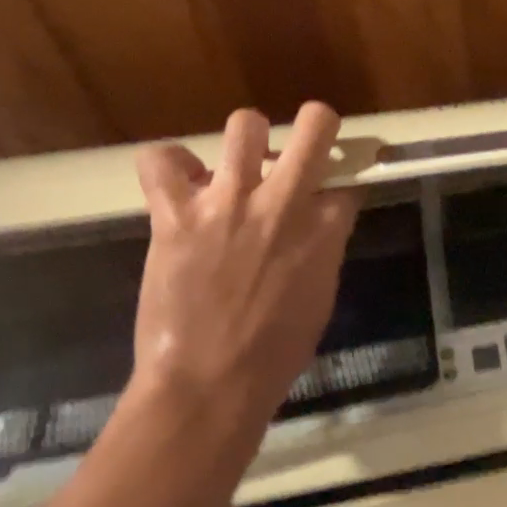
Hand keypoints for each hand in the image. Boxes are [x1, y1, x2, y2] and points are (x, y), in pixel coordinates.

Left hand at [128, 103, 359, 422]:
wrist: (210, 381)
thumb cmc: (276, 353)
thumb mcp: (321, 299)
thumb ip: (322, 252)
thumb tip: (316, 229)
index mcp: (325, 231)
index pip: (346, 183)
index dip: (339, 188)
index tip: (331, 198)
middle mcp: (282, 203)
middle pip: (314, 127)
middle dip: (317, 124)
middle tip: (307, 140)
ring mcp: (227, 203)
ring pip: (244, 126)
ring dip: (247, 140)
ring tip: (237, 167)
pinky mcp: (175, 214)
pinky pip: (160, 161)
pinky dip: (169, 166)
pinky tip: (179, 184)